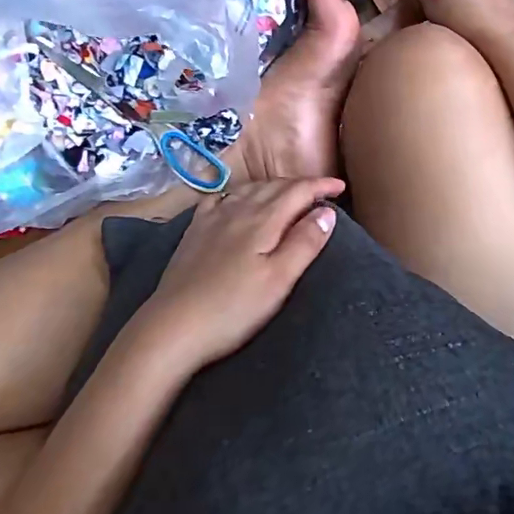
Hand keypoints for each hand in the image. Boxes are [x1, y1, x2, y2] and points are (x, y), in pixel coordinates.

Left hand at [128, 178, 343, 372]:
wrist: (172, 327)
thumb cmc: (233, 308)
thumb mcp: (279, 280)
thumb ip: (305, 242)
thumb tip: (327, 211)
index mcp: (263, 220)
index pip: (298, 191)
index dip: (321, 185)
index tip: (340, 187)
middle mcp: (238, 210)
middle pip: (275, 186)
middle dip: (301, 185)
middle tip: (321, 193)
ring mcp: (213, 219)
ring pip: (250, 190)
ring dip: (274, 187)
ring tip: (288, 196)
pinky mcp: (194, 232)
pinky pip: (220, 199)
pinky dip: (238, 193)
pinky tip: (236, 200)